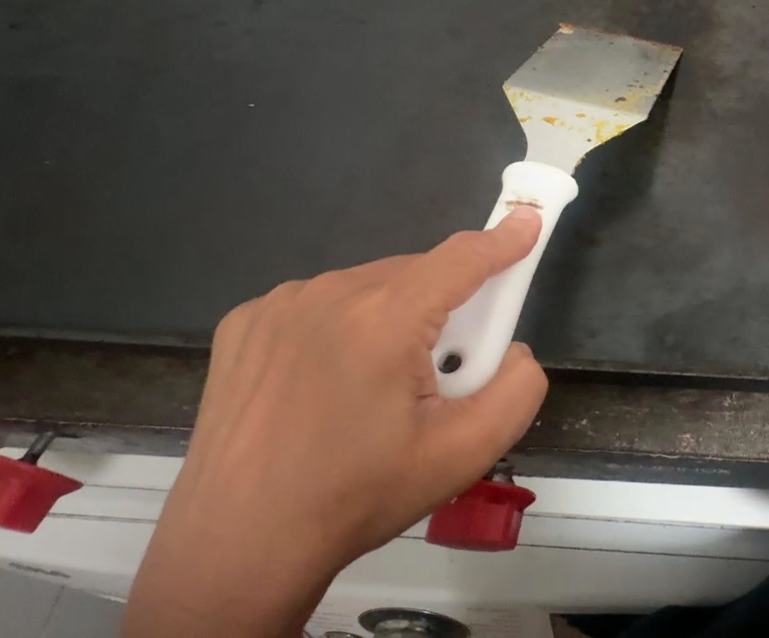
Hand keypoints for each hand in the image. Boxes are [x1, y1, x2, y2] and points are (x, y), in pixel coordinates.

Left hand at [125, 209, 549, 637]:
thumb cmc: (358, 496)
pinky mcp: (244, 323)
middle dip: (446, 305)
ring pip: (370, 287)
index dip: (504, 240)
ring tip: (376, 386)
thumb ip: (518, 388)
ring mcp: (279, 304)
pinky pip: (321, 303)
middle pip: (418, 274)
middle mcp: (329, 293)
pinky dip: (343, 326)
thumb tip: (511, 348)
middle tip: (446, 368)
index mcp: (385, 320)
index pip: (463, 258)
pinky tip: (326, 382)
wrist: (238, 548)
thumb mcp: (465, 454)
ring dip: (394, 315)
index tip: (530, 221)